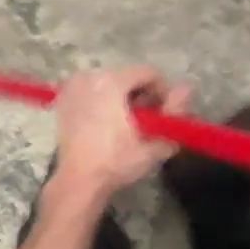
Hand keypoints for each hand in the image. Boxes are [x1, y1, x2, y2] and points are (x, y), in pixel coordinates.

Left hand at [52, 66, 189, 198]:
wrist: (79, 177)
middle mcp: (88, 75)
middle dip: (141, 93)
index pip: (146, 71)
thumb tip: (187, 88)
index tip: (165, 111)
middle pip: (125, 75)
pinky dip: (101, 98)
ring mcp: (71, 85)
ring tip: (127, 122)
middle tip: (147, 120)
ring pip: (107, 81)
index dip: (162, 89)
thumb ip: (174, 113)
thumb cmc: (117, 160)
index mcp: (110, 82)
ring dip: (121, 95)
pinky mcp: (62, 97)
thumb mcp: (154, 142)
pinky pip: (90, 89)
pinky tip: (105, 121)